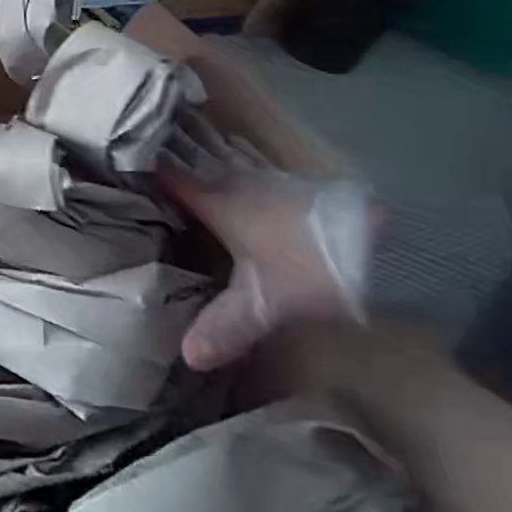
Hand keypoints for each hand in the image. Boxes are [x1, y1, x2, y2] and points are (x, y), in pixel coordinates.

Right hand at [157, 163, 376, 370]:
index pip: (172, 178)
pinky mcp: (298, 183)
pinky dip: (234, 167)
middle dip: (173, 158)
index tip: (120, 160)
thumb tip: (186, 357)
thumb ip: (225, 327)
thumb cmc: (311, 267)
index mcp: (219, 201)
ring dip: (205, 158)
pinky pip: (250, 167)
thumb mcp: (264, 303)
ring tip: (183, 158)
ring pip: (225, 160)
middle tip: (145, 154)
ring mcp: (270, 177)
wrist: (390, 247)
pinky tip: (236, 177)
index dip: (147, 168)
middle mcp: (238, 181)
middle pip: (197, 162)